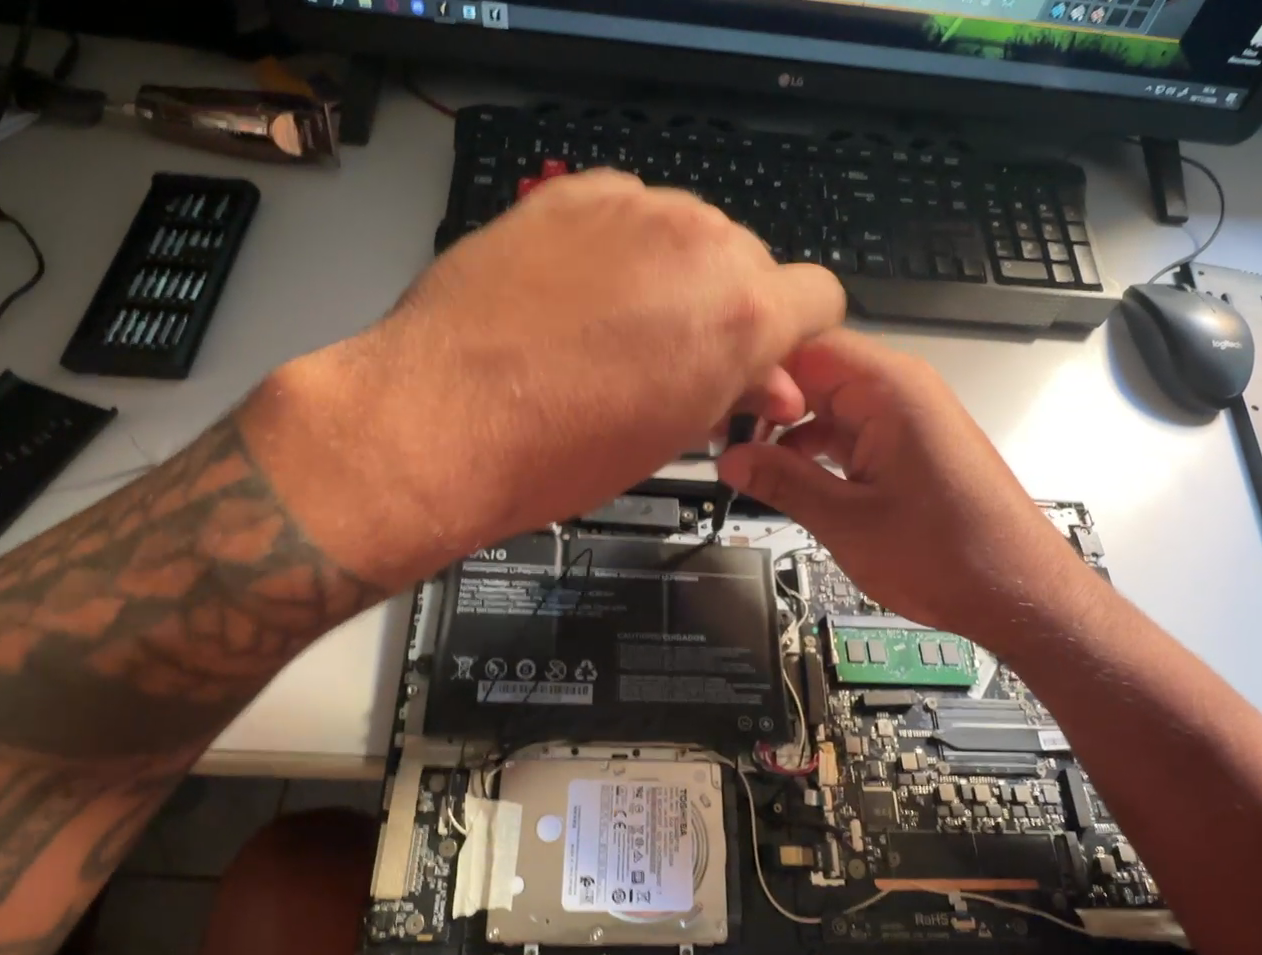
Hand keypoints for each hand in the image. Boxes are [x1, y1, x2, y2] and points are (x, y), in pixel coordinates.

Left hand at [239, 169, 843, 585]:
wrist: (442, 420)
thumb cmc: (552, 451)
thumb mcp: (670, 437)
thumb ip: (733, 393)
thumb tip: (766, 382)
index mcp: (742, 314)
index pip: (818, 298)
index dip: (795, 334)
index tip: (764, 355)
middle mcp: (698, 245)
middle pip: (750, 260)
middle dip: (727, 306)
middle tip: (678, 355)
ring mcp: (631, 210)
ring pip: (687, 232)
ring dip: (671, 273)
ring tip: (615, 327)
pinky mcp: (570, 196)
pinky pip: (624, 211)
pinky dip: (617, 246)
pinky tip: (579, 294)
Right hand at [717, 329, 1104, 652]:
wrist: (1018, 593)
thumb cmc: (951, 557)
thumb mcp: (846, 521)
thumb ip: (781, 482)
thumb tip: (732, 460)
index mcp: (889, 389)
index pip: (803, 345)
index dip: (754, 373)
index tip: (717, 410)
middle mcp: (901, 390)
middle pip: (813, 370)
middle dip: (765, 403)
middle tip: (723, 441)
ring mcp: (907, 417)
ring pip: (828, 402)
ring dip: (788, 430)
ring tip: (748, 465)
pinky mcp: (910, 444)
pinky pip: (849, 428)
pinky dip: (816, 449)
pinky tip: (789, 479)